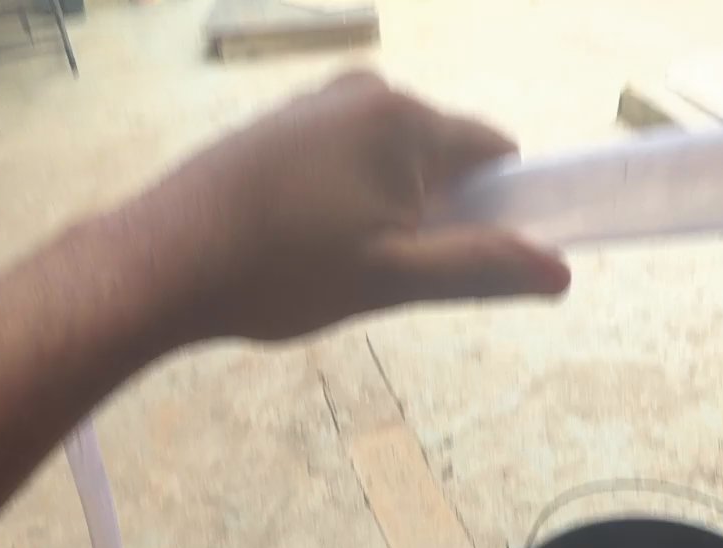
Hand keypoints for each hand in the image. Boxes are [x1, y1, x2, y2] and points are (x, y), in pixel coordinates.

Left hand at [134, 72, 570, 340]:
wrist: (163, 262)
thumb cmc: (282, 272)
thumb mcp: (391, 279)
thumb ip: (478, 268)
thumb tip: (559, 271)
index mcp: (405, 120)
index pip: (494, 152)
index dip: (497, 208)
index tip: (469, 257)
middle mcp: (362, 93)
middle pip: (438, 159)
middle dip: (432, 217)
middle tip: (384, 275)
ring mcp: (313, 106)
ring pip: (386, 167)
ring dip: (385, 216)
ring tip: (333, 266)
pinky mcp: (276, 130)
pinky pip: (340, 165)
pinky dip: (342, 205)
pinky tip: (302, 246)